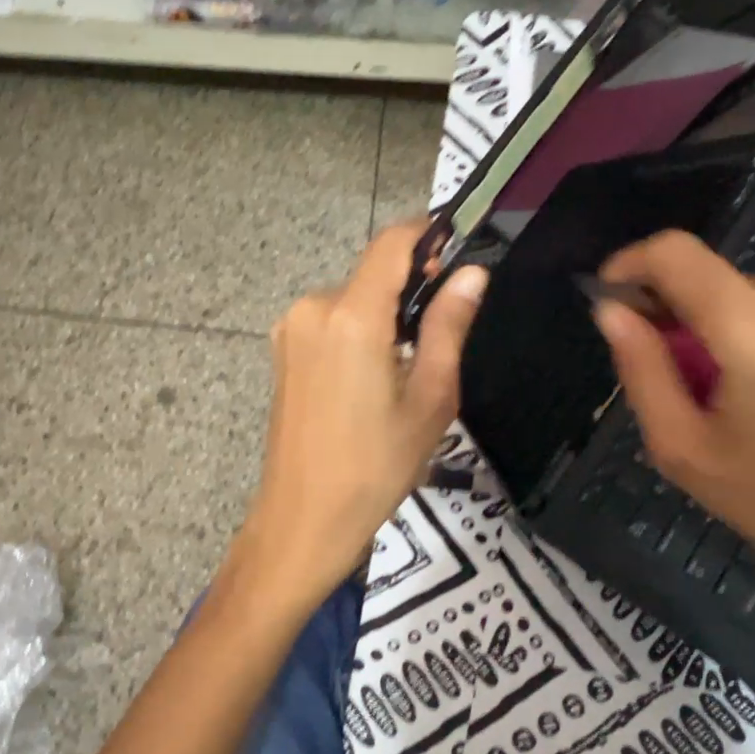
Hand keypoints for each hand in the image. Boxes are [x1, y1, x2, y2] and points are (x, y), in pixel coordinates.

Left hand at [225, 224, 486, 619]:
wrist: (303, 518)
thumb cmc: (376, 466)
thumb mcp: (430, 398)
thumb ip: (448, 327)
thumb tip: (472, 274)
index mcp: (351, 315)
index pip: (392, 242)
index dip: (429, 235)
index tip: (460, 251)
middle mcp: (313, 308)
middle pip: (373, 274)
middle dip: (411, 290)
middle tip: (443, 338)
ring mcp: (291, 329)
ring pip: (353, 299)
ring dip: (384, 317)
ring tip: (406, 373)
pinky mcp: (282, 351)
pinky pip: (331, 322)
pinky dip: (359, 333)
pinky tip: (371, 382)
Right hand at [592, 231, 754, 634]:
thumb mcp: (683, 449)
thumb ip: (641, 370)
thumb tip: (609, 311)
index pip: (675, 253)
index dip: (628, 266)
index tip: (605, 309)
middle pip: (696, 276)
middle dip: (659, 315)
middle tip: (652, 383)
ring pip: (719, 294)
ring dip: (690, 333)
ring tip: (697, 401)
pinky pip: (749, 308)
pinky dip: (722, 338)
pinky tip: (733, 395)